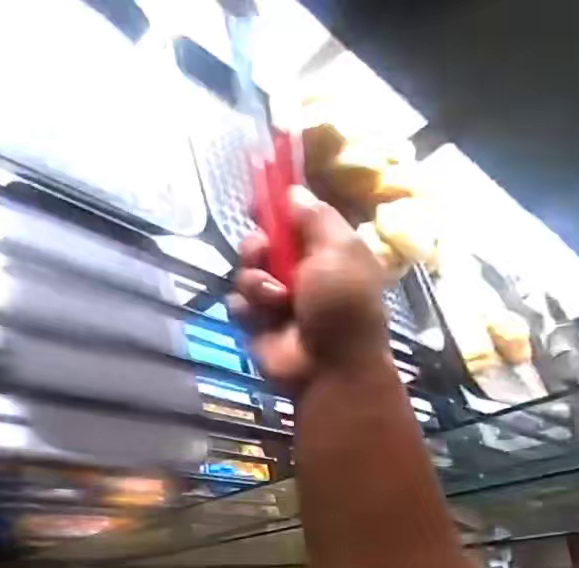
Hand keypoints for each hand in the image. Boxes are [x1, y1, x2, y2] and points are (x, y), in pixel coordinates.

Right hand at [227, 186, 392, 388]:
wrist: (328, 365)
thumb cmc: (342, 303)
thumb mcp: (339, 249)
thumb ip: (315, 218)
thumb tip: (294, 192)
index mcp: (325, 248)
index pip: (293, 218)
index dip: (275, 207)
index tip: (258, 198)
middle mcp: (297, 270)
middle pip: (261, 243)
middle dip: (258, 246)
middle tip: (264, 253)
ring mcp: (274, 299)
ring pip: (245, 273)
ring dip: (256, 282)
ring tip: (274, 299)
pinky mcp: (254, 324)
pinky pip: (236, 304)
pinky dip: (247, 308)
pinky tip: (262, 317)